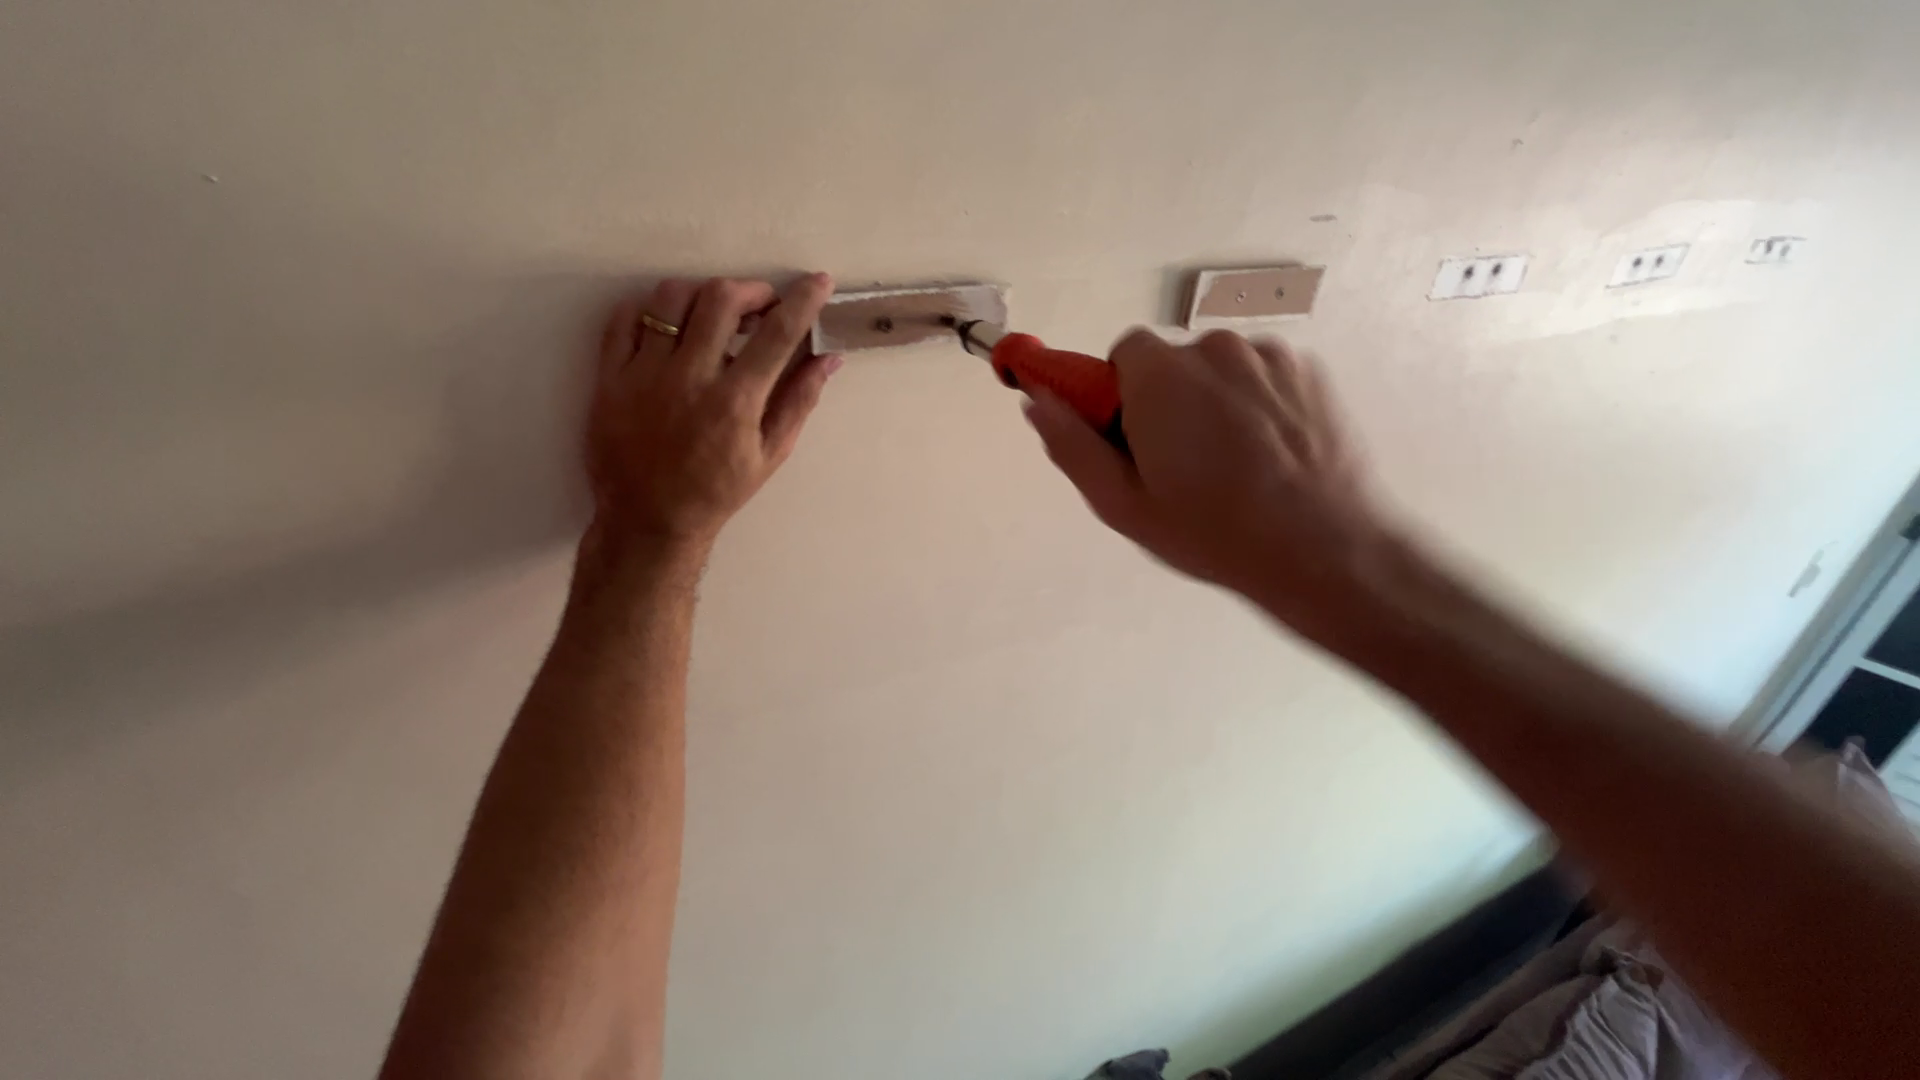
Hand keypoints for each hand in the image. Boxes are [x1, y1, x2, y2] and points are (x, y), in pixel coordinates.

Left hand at [584, 274, 840, 561]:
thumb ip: (800, 401)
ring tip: (713, 313)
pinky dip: (651, 311)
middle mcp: (689, 380)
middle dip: (750, 289)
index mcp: (735, 402)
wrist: (649, 519)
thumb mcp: (770, 453)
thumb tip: (830, 359)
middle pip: (720, 299)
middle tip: (760, 304)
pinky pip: (624, 320)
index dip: (803, 300)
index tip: (818, 281)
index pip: (777, 334)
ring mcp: (643, 375)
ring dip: (700, 294)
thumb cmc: (718, 490)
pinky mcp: (609, 378)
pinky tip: (670, 326)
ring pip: (669, 299)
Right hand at [1025, 328, 1392, 642]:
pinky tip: (1272, 454)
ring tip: (1237, 466)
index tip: (1137, 441)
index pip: (1124, 354)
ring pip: (1221, 368)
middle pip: (1173, 362)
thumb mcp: (1122, 504)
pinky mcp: (1311, 369)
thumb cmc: (1211, 532)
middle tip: (1185, 465)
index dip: (1124, 396)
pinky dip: (1259, 403)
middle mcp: (1214, 348)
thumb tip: (1036, 401)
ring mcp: (1270, 355)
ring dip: (1216, 401)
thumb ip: (1072, 445)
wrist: (1325, 549)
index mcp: (1160, 376)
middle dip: (1170, 400)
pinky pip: (1264, 375)